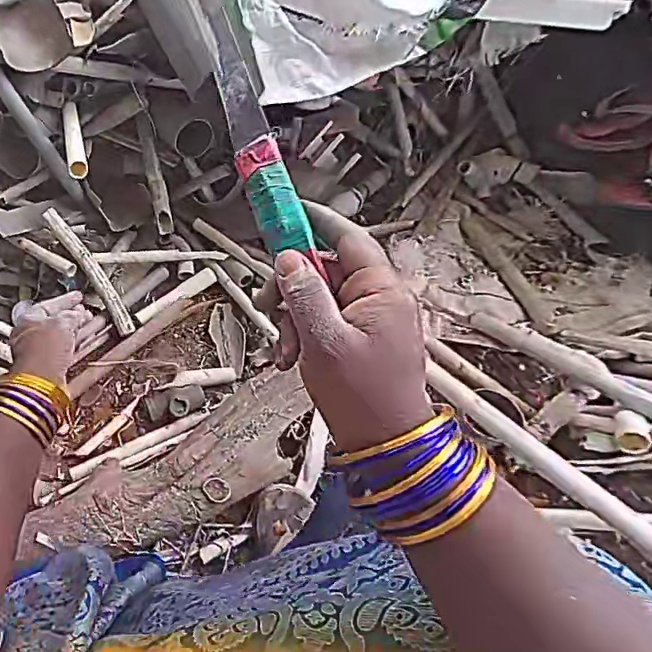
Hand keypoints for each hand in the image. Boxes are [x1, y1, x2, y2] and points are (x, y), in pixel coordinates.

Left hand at [9, 290, 89, 383]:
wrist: (43, 383)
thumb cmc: (43, 352)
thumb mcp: (62, 324)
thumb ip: (72, 315)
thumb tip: (78, 313)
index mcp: (27, 321)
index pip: (48, 306)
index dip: (65, 301)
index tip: (77, 297)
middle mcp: (30, 339)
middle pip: (55, 325)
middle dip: (73, 318)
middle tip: (85, 313)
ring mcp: (40, 357)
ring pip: (62, 342)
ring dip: (78, 334)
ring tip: (92, 328)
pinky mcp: (51, 373)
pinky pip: (68, 358)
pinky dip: (79, 350)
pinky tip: (89, 349)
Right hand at [255, 203, 432, 451]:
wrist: (382, 440)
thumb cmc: (365, 397)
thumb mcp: (325, 341)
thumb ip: (304, 295)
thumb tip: (289, 260)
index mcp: (382, 292)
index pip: (346, 238)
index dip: (314, 222)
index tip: (285, 211)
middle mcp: (377, 299)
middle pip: (322, 269)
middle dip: (290, 289)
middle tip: (270, 306)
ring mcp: (366, 317)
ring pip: (314, 295)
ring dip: (290, 317)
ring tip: (286, 345)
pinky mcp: (354, 334)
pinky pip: (318, 317)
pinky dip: (299, 332)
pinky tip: (292, 354)